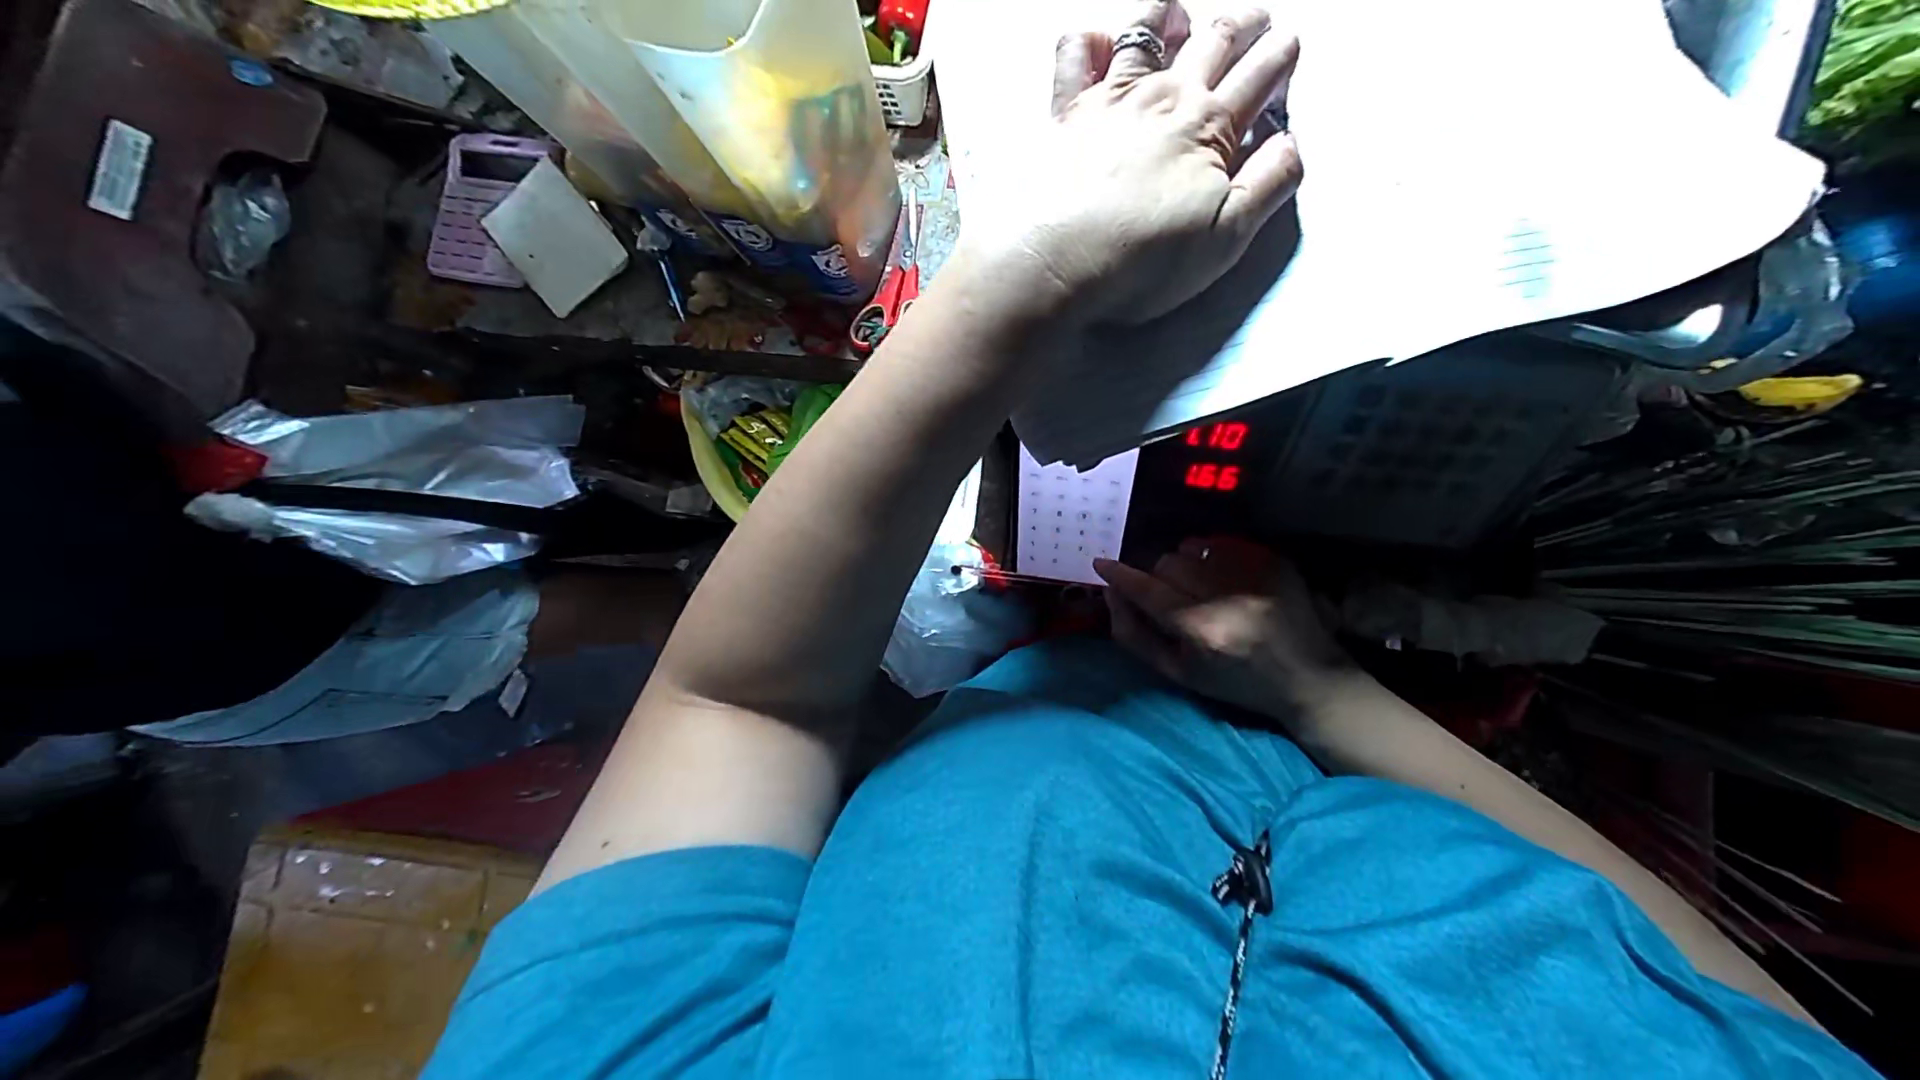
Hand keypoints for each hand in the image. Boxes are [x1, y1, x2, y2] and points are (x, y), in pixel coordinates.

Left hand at [960, 0, 1303, 324]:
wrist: (1060, 264)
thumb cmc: (1144, 261)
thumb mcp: (1227, 237)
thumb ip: (1270, 184)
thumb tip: (1291, 140)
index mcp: (1210, 127)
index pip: (1261, 74)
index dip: (1282, 57)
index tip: (1288, 51)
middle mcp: (1165, 98)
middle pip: (1216, 40)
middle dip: (1245, 25)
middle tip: (1257, 24)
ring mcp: (1112, 99)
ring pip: (1147, 30)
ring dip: (1171, 15)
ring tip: (1182, 16)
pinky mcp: (1066, 113)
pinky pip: (1075, 52)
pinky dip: (1089, 39)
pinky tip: (1099, 45)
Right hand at [1093, 537, 1352, 715]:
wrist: (1308, 678)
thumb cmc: (1235, 682)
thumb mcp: (1177, 673)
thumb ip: (1135, 634)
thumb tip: (1111, 594)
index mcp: (1200, 629)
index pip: (1147, 590)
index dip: (1120, 575)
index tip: (1101, 564)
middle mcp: (1226, 596)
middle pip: (1167, 563)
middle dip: (1159, 577)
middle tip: (1169, 597)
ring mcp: (1253, 574)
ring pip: (1192, 547)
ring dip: (1186, 563)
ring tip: (1199, 585)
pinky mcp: (1273, 560)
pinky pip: (1222, 542)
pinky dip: (1212, 555)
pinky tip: (1222, 576)